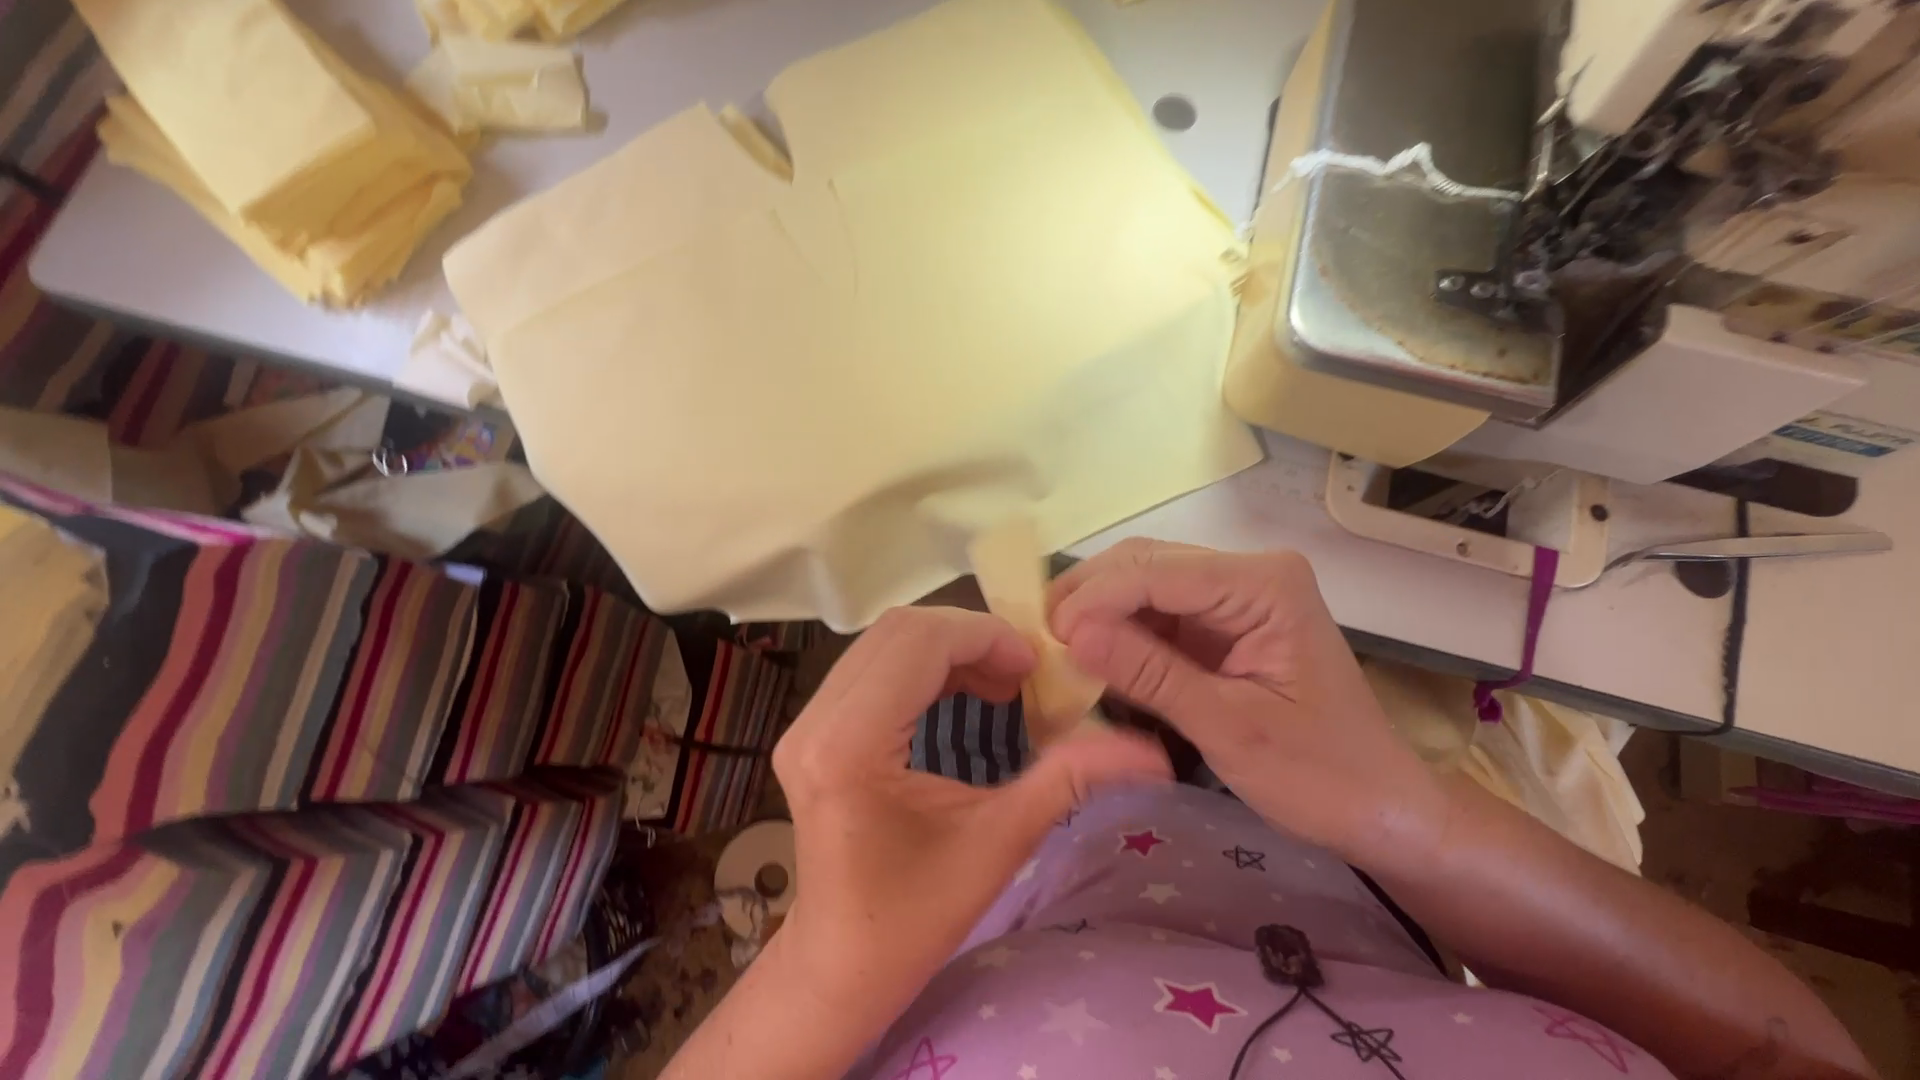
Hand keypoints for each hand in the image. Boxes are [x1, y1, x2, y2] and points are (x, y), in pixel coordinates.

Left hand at [772, 606, 1170, 1012]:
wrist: (841, 964)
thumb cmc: (916, 917)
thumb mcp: (999, 843)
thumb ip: (1070, 781)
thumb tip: (1154, 753)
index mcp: (850, 745)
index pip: (919, 643)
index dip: (984, 638)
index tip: (1036, 668)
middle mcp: (816, 721)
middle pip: (898, 629)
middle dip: (970, 636)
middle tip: (1023, 674)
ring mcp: (805, 722)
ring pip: (882, 642)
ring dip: (948, 648)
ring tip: (1000, 685)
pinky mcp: (811, 730)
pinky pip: (870, 666)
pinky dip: (922, 665)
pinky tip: (962, 693)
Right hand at [1048, 539, 1448, 868]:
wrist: (1380, 807)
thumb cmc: (1318, 775)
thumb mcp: (1229, 728)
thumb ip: (1149, 674)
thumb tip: (1071, 635)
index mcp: (1264, 584)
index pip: (1158, 572)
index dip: (1095, 599)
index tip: (1047, 640)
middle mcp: (1249, 573)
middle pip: (1146, 563)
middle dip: (1089, 597)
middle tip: (1042, 642)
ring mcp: (1236, 595)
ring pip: (1144, 582)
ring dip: (1099, 612)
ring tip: (1056, 651)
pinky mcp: (1224, 622)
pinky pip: (1157, 612)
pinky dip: (1120, 631)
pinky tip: (1091, 655)